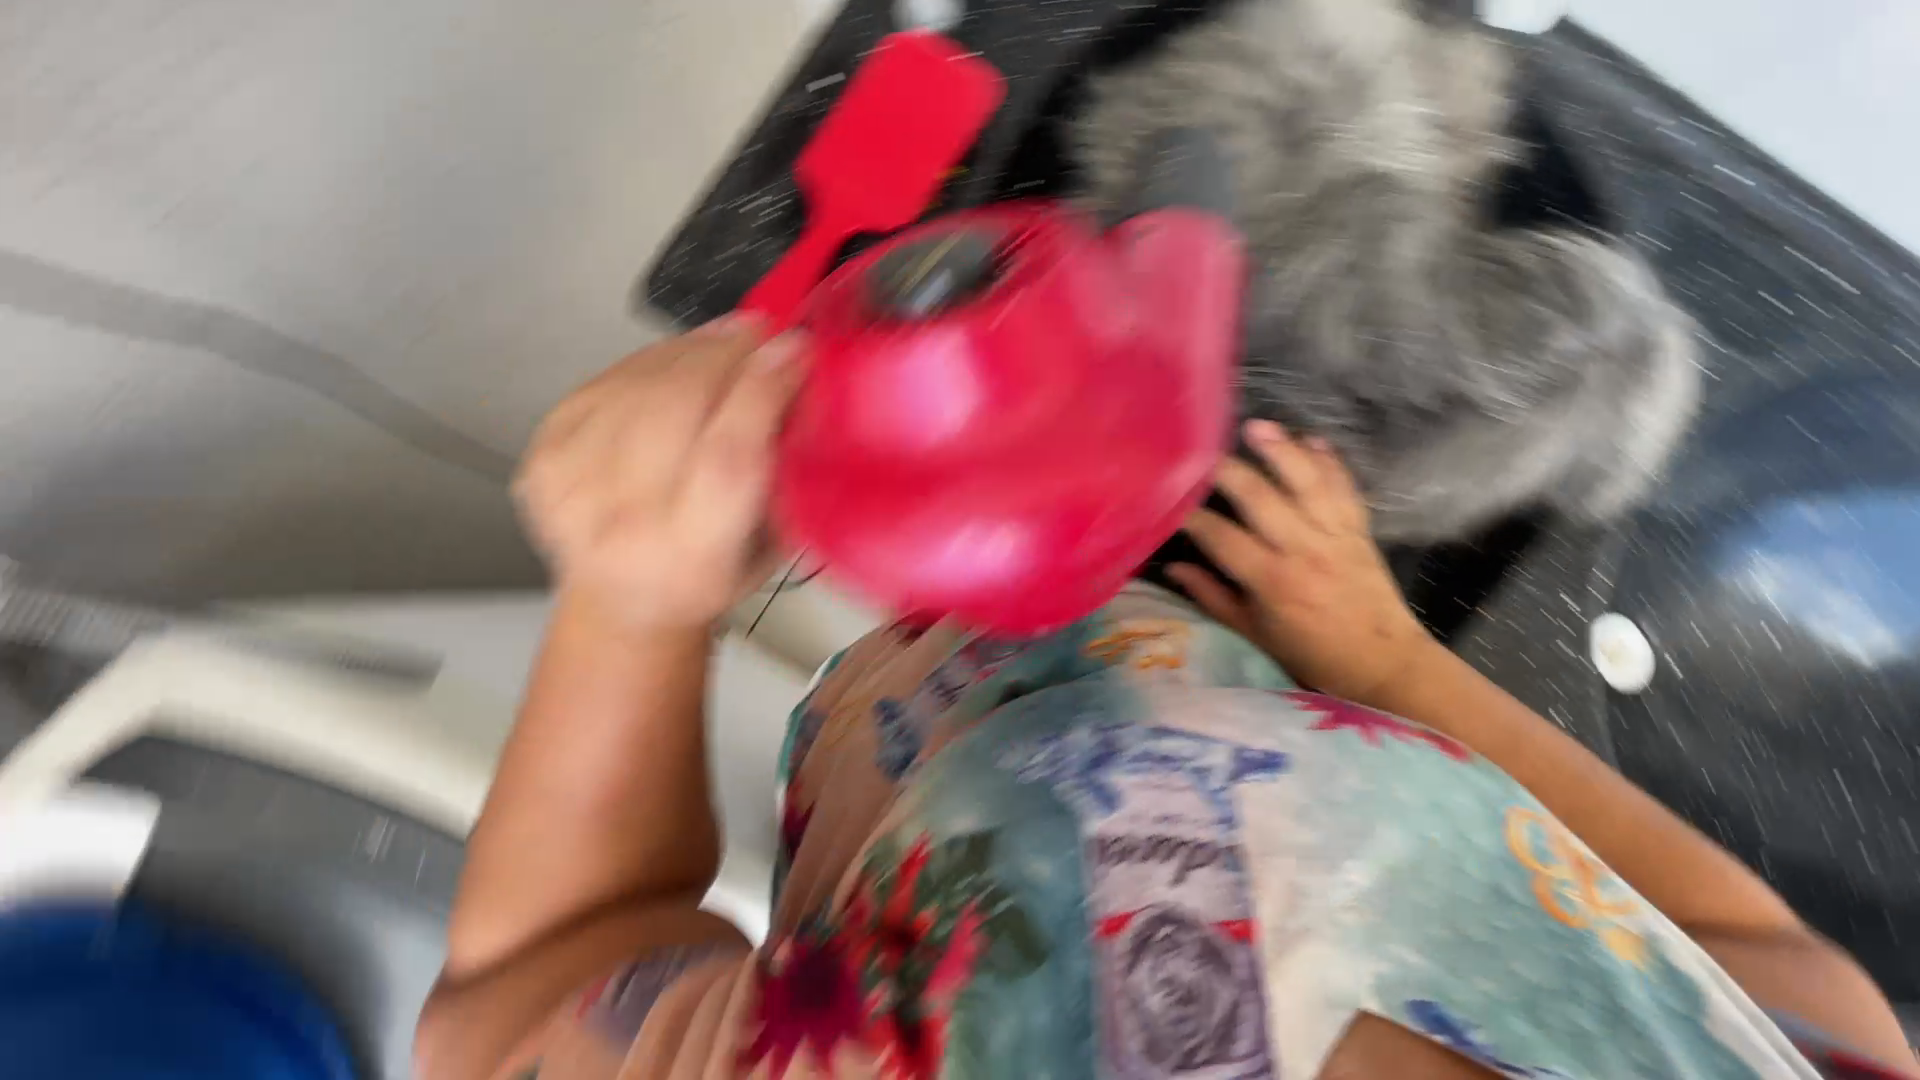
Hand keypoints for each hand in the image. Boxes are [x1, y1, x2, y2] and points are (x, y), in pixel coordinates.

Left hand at [513, 317, 806, 632]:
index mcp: (690, 554)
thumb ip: (782, 472)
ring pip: (640, 383)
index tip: (793, 350)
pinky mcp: (543, 454)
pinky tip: (682, 360)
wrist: (621, 603)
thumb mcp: (767, 544)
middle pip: (676, 405)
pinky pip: (608, 380)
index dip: (762, 391)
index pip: (728, 455)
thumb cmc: (709, 576)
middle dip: (728, 354)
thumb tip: (794, 379)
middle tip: (762, 332)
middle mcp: (622, 521)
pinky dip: (652, 360)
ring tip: (728, 339)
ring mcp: (572, 485)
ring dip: (693, 348)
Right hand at [1171, 419, 1438, 705]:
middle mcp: (1303, 550)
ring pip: (1306, 483)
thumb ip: (1212, 596)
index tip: (1168, 498)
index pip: (1221, 536)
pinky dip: (1330, 462)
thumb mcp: (1252, 632)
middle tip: (1203, 451)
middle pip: (1261, 498)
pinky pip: (1344, 488)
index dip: (1191, 516)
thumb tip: (1173, 567)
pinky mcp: (1360, 530)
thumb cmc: (1310, 652)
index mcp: (1271, 580)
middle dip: (1230, 471)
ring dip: (1282, 451)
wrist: (1382, 663)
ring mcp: (1335, 535)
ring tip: (1257, 426)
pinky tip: (1311, 440)